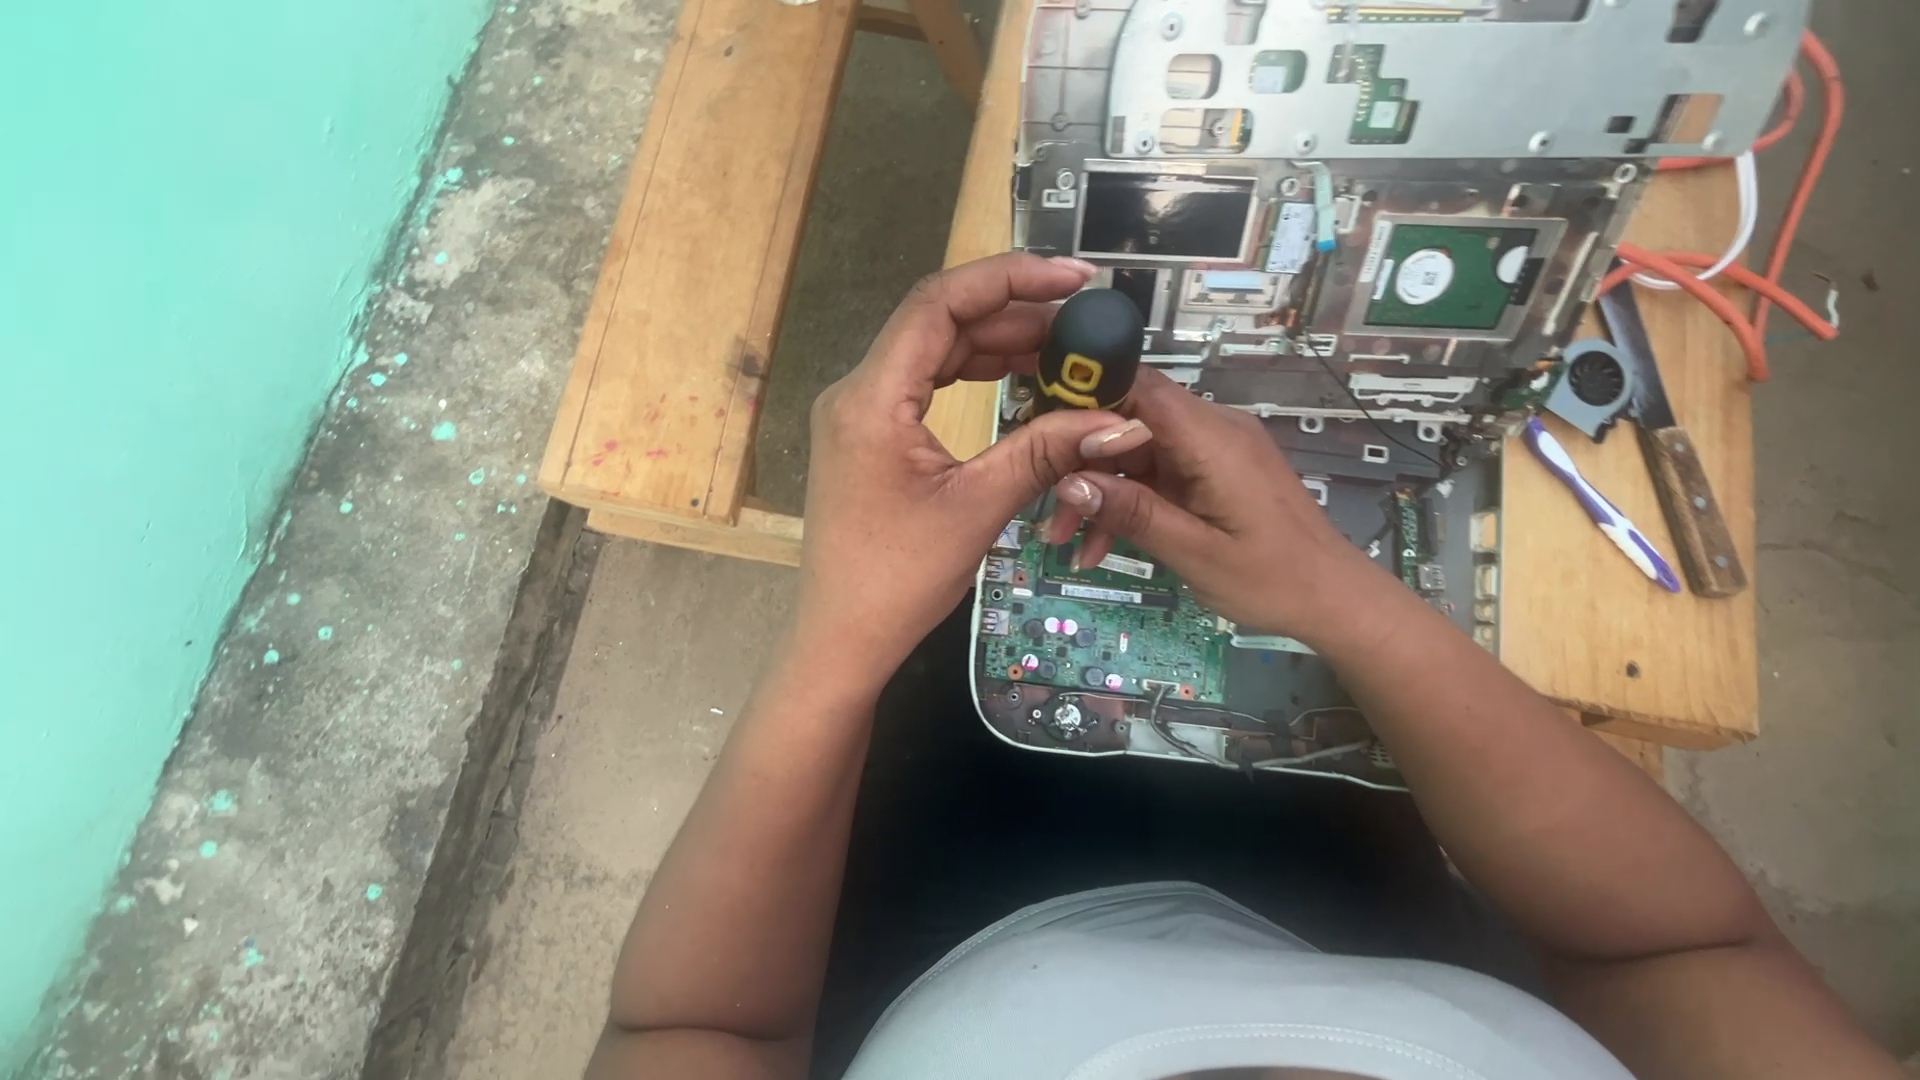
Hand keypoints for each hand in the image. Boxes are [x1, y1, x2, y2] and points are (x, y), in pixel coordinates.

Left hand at [796, 254, 1153, 686]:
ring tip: (1063, 352)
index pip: (938, 303)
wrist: (842, 638)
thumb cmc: (899, 579)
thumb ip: (1045, 453)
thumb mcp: (977, 508)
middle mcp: (857, 392)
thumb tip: (1123, 423)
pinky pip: (924, 387)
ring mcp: (859, 415)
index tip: (1073, 278)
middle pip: (937, 323)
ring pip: (933, 354)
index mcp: (871, 397)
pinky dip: (973, 378)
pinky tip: (1018, 381)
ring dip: (996, 346)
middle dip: (1013, 316)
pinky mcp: (870, 438)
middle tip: (1082, 325)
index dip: (1009, 278)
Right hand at [1042, 368, 1396, 645]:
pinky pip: (1157, 476)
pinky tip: (1102, 547)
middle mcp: (1211, 431)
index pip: (1140, 387)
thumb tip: (1069, 483)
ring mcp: (1211, 452)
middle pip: (1129, 425)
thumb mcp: (1193, 551)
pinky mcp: (1211, 473)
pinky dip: (1130, 505)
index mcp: (1212, 438)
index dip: (1087, 400)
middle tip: (1052, 517)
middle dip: (1084, 467)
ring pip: (1136, 455)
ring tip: (1069, 542)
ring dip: (1102, 493)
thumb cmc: (1270, 578)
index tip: (1044, 436)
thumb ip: (1132, 513)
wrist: (1333, 599)